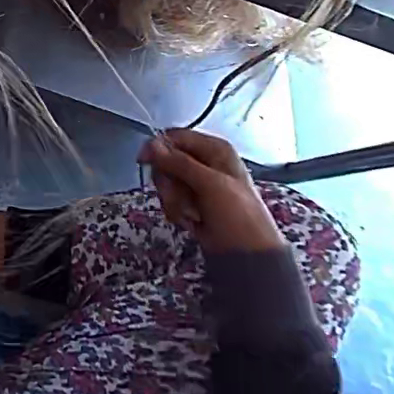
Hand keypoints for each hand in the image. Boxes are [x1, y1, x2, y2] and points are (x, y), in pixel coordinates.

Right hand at [139, 129, 284, 252]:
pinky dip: (177, 210)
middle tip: (180, 197)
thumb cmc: (237, 214)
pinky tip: (192, 221)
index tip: (144, 161)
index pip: (176, 137)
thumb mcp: (210, 184)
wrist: (248, 255)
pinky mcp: (192, 202)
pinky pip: (171, 198)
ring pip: (166, 181)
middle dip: (169, 182)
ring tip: (191, 213)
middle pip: (167, 161)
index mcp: (215, 149)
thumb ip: (179, 163)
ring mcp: (197, 184)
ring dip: (174, 200)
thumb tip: (151, 144)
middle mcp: (205, 163)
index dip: (158, 147)